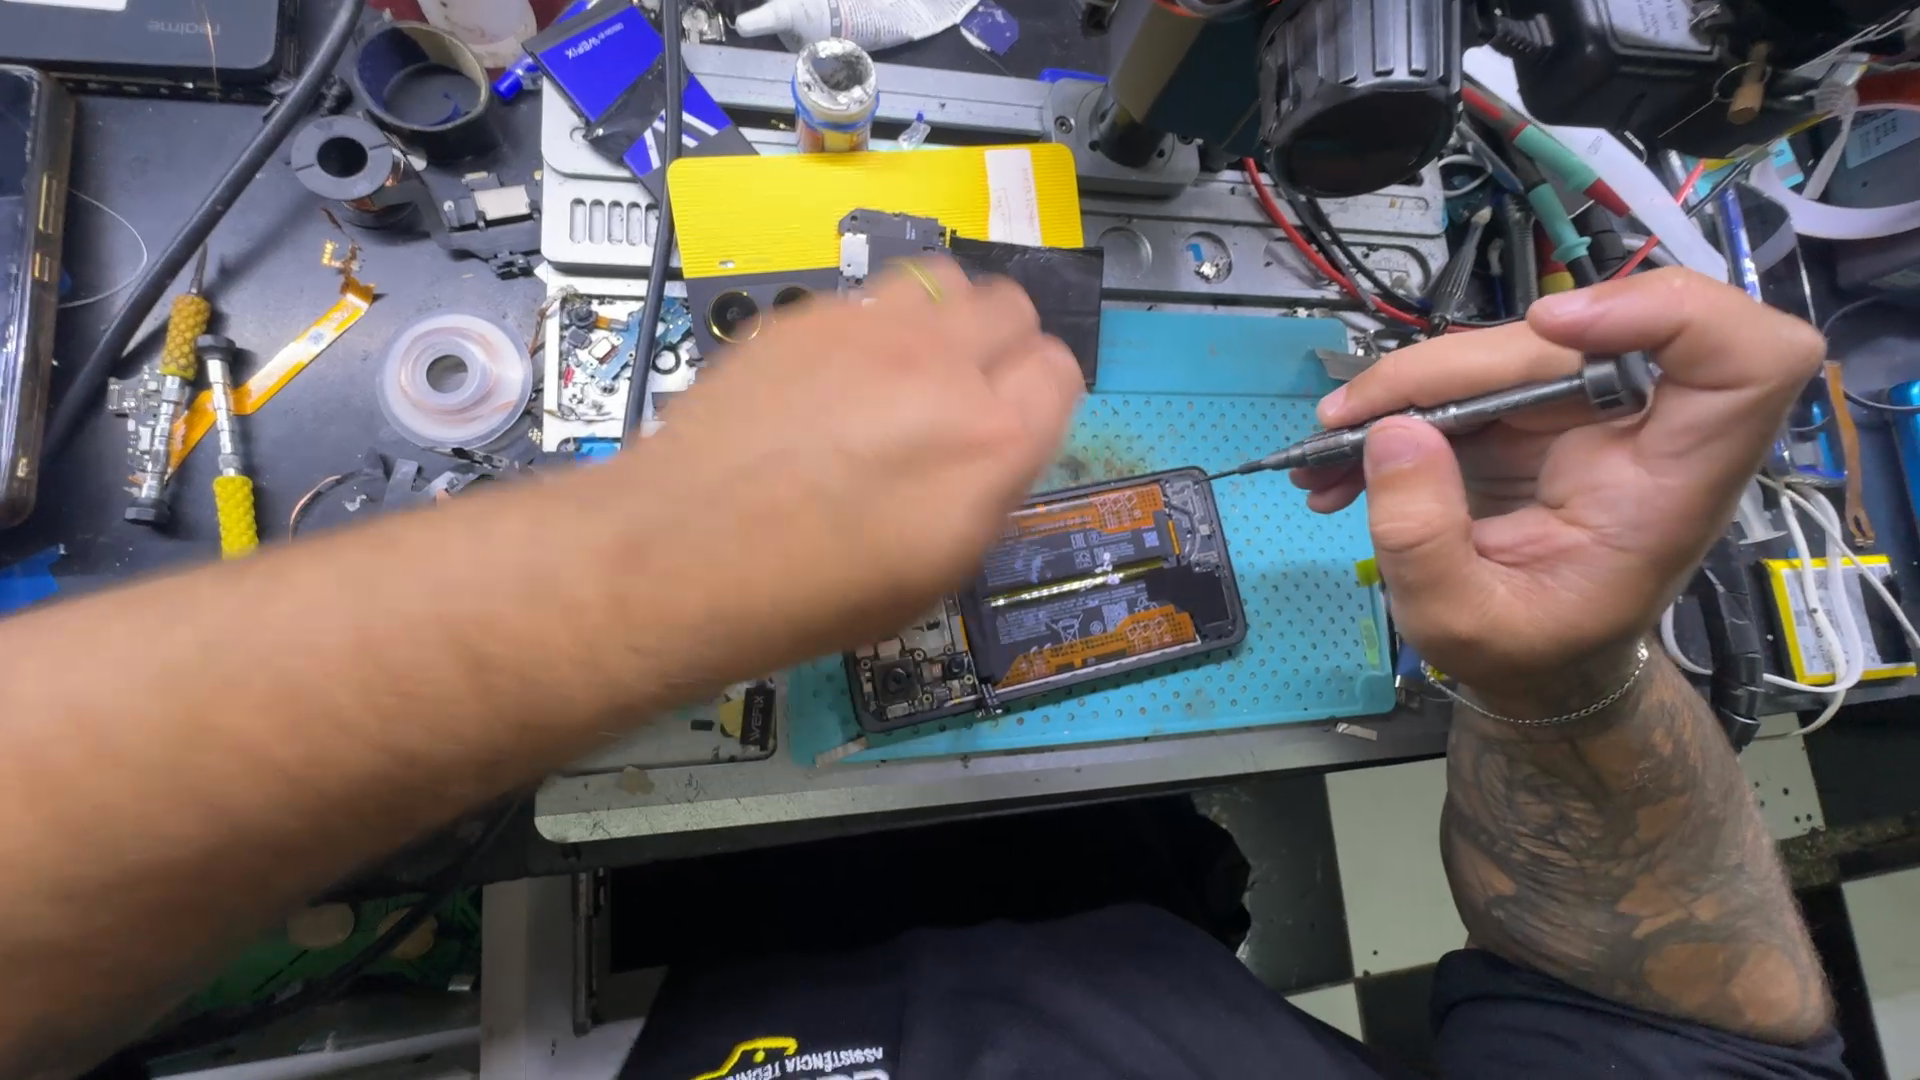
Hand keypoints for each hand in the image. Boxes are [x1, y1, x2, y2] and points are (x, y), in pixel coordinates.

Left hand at [612, 258, 1083, 678]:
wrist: (683, 556)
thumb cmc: (814, 593)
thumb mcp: (936, 572)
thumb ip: (986, 492)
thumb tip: (992, 452)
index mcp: (991, 442)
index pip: (1060, 372)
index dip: (1042, 397)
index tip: (1019, 419)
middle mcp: (940, 367)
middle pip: (1012, 308)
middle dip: (1003, 348)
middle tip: (968, 391)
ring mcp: (867, 329)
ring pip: (946, 279)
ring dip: (946, 319)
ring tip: (911, 367)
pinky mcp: (805, 316)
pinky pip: (868, 298)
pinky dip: (874, 328)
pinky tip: (836, 377)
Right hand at [1294, 269, 1823, 712]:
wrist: (1531, 663)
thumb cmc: (1521, 651)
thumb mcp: (1455, 618)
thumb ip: (1420, 536)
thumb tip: (1389, 430)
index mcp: (1662, 485)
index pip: (1740, 359)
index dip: (1662, 313)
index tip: (1548, 324)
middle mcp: (1630, 435)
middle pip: (1559, 348)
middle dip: (1439, 372)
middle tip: (1341, 421)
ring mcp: (1571, 424)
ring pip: (1491, 362)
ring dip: (1393, 398)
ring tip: (1320, 459)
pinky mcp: (1519, 426)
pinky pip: (1451, 395)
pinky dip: (1386, 421)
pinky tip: (1335, 465)